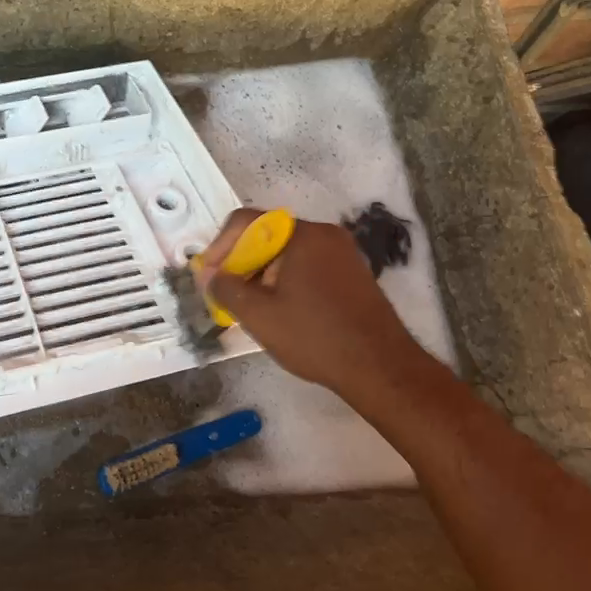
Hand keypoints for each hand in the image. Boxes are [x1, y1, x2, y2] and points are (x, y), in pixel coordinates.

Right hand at [199, 208, 426, 408]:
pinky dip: (288, 281)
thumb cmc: (316, 336)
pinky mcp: (355, 276)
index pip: (247, 221)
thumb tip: (207, 274)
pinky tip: (283, 312)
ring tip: (252, 307)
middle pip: (268, 235)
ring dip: (263, 274)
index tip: (209, 276)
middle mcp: (325, 234)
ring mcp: (344, 254)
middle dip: (241, 262)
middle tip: (227, 293)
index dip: (219, 246)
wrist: (383, 369)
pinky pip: (309, 266)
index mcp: (302, 234)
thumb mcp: (259, 315)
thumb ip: (226, 288)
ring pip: (288, 253)